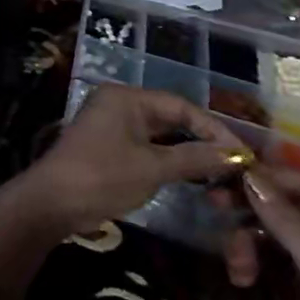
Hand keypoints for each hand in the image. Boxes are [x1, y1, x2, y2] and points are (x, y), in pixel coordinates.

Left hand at [19, 84, 249, 234]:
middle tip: (239, 168)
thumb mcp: (153, 166)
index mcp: (125, 98)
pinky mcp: (109, 147)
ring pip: (162, 135)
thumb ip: (196, 158)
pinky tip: (196, 179)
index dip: (216, 130)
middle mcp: (117, 105)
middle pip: (172, 119)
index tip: (246, 156)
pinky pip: (148, 148)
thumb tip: (239, 156)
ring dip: (190, 154)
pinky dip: (171, 161)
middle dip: (205, 142)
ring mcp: (111, 126)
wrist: (53, 201)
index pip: (182, 106)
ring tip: (223, 176)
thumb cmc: (102, 176)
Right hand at [228, 167, 299, 299]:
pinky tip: (241, 280)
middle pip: (286, 209)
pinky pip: (263, 259)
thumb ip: (292, 230)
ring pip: (268, 233)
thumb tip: (252, 176)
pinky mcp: (294, 291)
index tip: (225, 174)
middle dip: (250, 208)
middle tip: (213, 204)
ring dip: (245, 241)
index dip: (271, 178)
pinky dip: (247, 263)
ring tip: (237, 268)